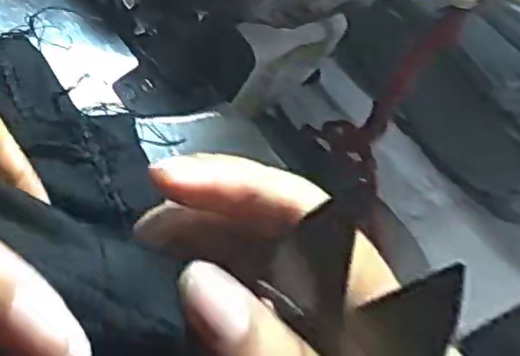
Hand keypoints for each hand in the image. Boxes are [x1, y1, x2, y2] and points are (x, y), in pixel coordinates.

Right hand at [137, 155, 402, 355]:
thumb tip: (196, 277)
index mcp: (384, 330)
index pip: (316, 219)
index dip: (237, 182)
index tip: (161, 180)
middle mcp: (355, 316)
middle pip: (269, 225)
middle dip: (192, 214)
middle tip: (134, 234)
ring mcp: (317, 327)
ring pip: (245, 250)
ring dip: (183, 240)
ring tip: (138, 257)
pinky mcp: (281, 339)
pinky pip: (233, 282)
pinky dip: (189, 269)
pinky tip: (160, 287)